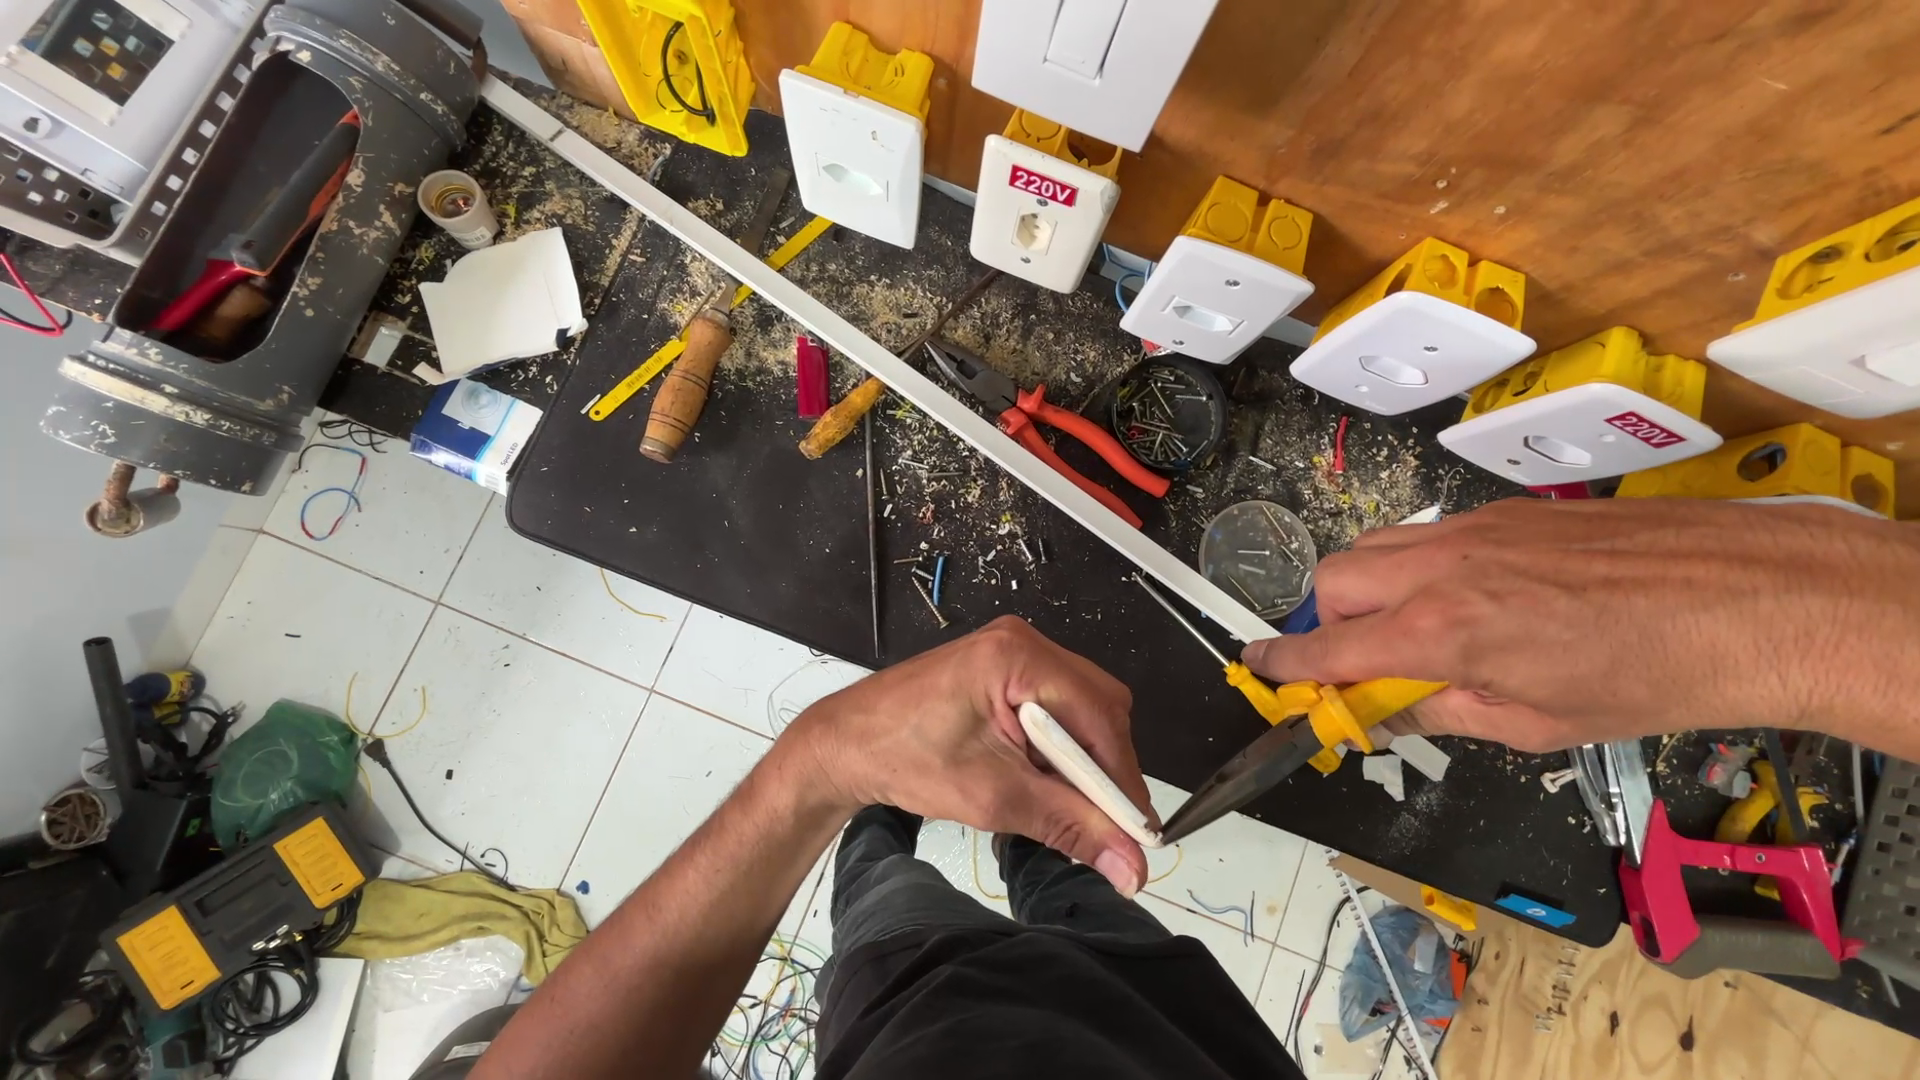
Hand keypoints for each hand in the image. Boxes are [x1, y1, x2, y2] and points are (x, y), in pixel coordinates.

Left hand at [776, 617, 1152, 895]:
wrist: (846, 744)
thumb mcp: (994, 798)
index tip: (1137, 833)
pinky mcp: (1003, 666)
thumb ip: (1069, 825)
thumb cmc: (904, 759)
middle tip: (1101, 821)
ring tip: (1063, 801)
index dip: (1123, 778)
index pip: (1100, 716)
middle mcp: (1022, 640)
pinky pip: (1057, 703)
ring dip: (1083, 758)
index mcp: (1017, 657)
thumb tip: (1130, 864)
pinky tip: (1040, 775)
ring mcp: (1012, 649)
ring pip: (1082, 706)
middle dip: (1105, 767)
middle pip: (1100, 705)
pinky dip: (1059, 745)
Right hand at [1240, 498, 1919, 755]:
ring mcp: (1467, 532)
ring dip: (1364, 588)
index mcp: (1438, 632)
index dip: (1283, 665)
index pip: (1326, 649)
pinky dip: (1413, 566)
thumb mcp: (1535, 725)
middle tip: (1363, 657)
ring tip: (1412, 623)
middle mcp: (1437, 571)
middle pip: (1329, 582)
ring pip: (1368, 547)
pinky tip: (1467, 593)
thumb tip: (1391, 708)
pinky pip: (1421, 535)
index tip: (1257, 669)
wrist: (1757, 599)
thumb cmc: (1653, 675)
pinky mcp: (1500, 512)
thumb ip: (1441, 712)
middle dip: (1327, 622)